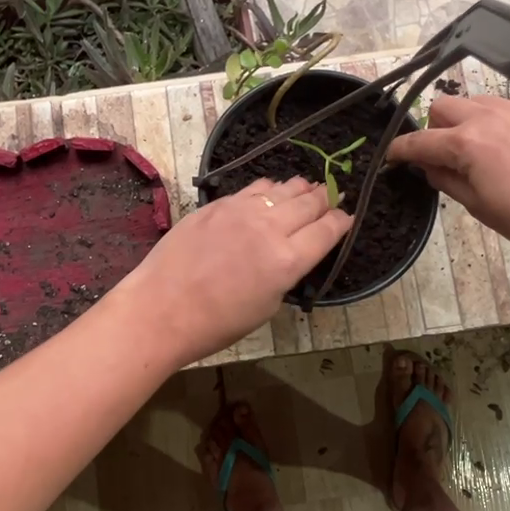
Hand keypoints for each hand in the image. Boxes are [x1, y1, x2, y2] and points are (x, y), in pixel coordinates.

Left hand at [110, 178, 349, 365]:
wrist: (161, 308)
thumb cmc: (216, 323)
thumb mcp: (266, 306)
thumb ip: (285, 274)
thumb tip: (293, 253)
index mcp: (287, 262)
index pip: (326, 231)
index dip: (341, 221)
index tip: (348, 216)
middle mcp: (270, 228)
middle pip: (308, 203)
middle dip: (325, 199)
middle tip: (333, 195)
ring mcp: (241, 211)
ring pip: (282, 189)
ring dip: (300, 188)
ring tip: (308, 187)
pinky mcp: (218, 204)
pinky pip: (253, 188)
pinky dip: (269, 188)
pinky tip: (271, 189)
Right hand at [385, 89, 509, 270]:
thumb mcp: (479, 207)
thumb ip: (447, 180)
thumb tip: (429, 167)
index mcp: (466, 144)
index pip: (420, 141)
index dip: (401, 150)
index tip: (393, 155)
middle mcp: (487, 116)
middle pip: (443, 107)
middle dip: (435, 128)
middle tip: (444, 155)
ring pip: (476, 100)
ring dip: (468, 119)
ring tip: (481, 146)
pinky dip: (505, 112)